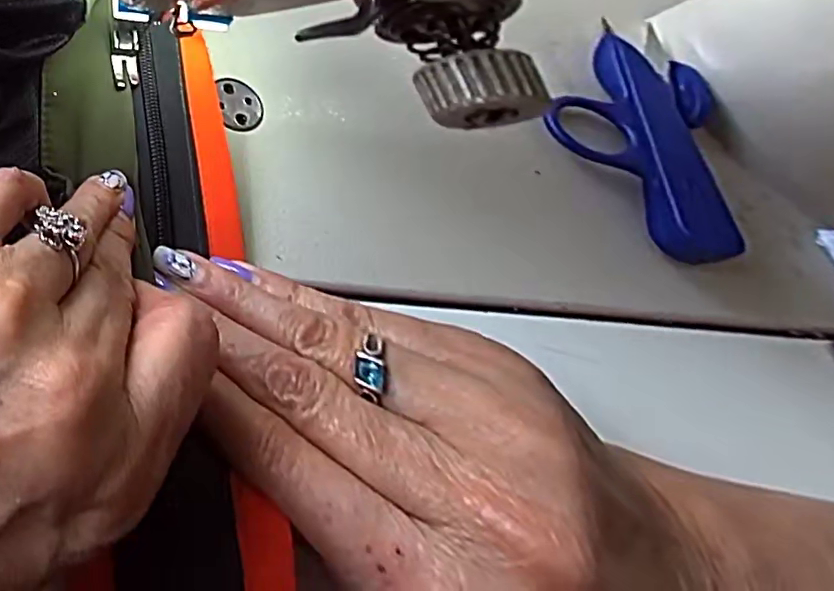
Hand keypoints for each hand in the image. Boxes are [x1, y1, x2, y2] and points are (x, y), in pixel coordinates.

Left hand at [0, 169, 216, 588]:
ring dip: (89, 210)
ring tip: (91, 202)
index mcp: (107, 457)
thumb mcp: (57, 534)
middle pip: (123, 274)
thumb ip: (128, 441)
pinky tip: (26, 201)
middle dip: (114, 259)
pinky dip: (25, 190)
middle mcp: (70, 377)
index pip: (188, 337)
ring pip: (81, 224)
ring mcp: (12, 306)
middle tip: (109, 243)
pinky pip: (13, 192)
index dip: (167, 310)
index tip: (147, 296)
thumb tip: (149, 343)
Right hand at [152, 248, 703, 589]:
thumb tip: (231, 449)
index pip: (289, 457)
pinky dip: (311, 297)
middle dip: (224, 333)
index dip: (217, 398)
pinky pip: (379, 319)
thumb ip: (313, 540)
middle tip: (168, 296)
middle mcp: (469, 482)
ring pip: (337, 335)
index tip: (172, 359)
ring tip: (200, 273)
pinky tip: (267, 282)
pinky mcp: (496, 362)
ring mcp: (491, 408)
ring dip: (256, 299)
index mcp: (439, 574)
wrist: (664, 580)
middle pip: (307, 384)